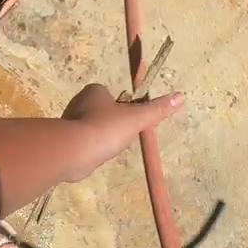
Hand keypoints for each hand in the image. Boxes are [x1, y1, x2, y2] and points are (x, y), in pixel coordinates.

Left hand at [57, 83, 185, 182]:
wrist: (74, 151)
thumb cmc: (105, 129)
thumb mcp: (136, 118)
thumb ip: (157, 109)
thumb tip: (181, 96)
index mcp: (94, 90)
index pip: (113, 95)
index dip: (123, 107)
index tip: (130, 121)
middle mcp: (80, 101)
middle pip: (103, 111)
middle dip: (112, 123)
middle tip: (120, 137)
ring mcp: (70, 120)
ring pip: (94, 126)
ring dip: (102, 136)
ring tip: (109, 148)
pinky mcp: (66, 138)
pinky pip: (84, 140)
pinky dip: (91, 148)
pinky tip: (96, 156)